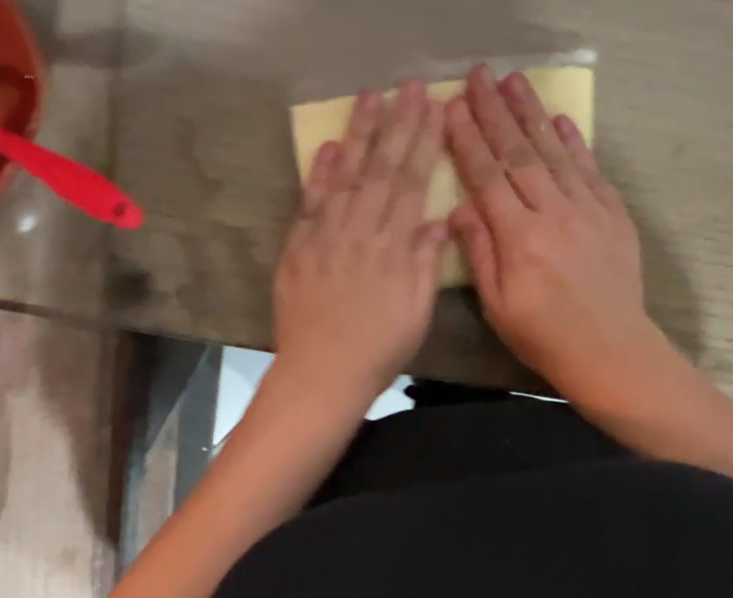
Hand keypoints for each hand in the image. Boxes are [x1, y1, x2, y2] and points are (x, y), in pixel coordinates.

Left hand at [272, 80, 449, 401]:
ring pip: (344, 177)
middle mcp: (359, 233)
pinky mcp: (297, 251)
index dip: (423, 143)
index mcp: (394, 248)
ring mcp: (324, 239)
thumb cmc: (378, 351)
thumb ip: (425, 264)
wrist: (321, 374)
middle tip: (405, 87)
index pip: (411, 183)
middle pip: (380, 169)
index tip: (434, 109)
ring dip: (357, 135)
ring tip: (368, 99)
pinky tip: (328, 149)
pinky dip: (319, 175)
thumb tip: (435, 221)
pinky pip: (309, 204)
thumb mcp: (417, 313)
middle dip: (395, 125)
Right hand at [445, 67, 662, 394]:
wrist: (609, 349)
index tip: (452, 108)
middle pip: (519, 153)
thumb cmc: (543, 336)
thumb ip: (480, 253)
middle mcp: (553, 213)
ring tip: (513, 82)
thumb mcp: (497, 305)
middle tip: (479, 77)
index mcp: (519, 239)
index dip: (468, 141)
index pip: (487, 178)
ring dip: (531, 114)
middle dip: (495, 113)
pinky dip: (573, 142)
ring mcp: (587, 209)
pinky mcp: (613, 214)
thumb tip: (460, 209)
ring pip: (554, 152)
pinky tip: (558, 120)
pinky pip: (590, 169)